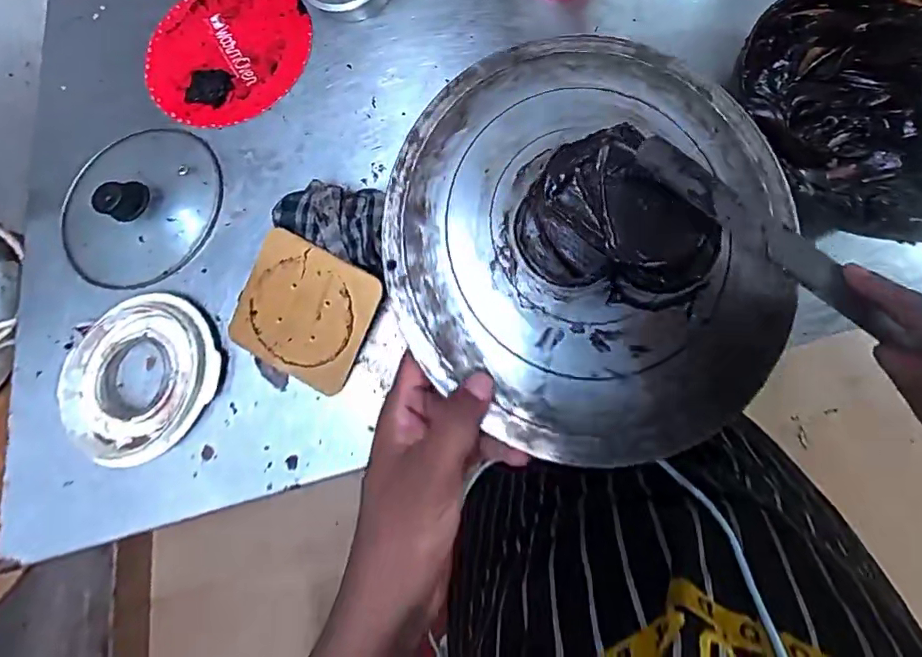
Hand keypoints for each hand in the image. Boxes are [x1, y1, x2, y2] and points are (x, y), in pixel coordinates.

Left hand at [312, 353, 526, 656]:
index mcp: (398, 417)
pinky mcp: (448, 479)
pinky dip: (494, 448)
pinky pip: (474, 449)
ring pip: (465, 420)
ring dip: (492, 420)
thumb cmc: (402, 532)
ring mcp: (432, 454)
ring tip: (524, 422)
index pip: (417, 363)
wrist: (397, 601)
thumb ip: (457, 421)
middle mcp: (414, 429)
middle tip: (516, 368)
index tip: (476, 320)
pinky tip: (519, 454)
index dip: (441, 340)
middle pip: (448, 389)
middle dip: (479, 382)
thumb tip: (482, 377)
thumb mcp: (432, 469)